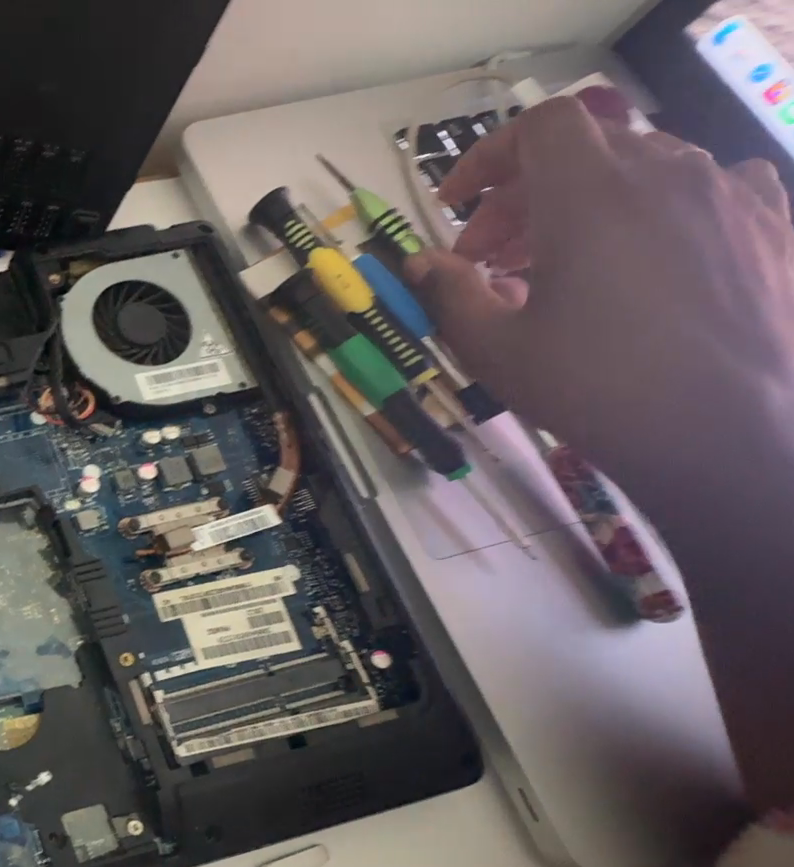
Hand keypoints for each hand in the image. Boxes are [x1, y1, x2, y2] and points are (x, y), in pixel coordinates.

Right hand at [404, 93, 793, 530]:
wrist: (723, 429)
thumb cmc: (589, 384)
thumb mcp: (490, 346)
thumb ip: (448, 291)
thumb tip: (419, 262)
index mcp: (591, 196)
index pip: (540, 126)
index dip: (488, 155)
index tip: (455, 204)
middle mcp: (668, 175)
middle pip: (583, 150)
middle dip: (520, 196)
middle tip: (486, 258)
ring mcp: (729, 195)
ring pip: (641, 168)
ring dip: (581, 204)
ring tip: (556, 267)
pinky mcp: (771, 224)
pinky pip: (704, 189)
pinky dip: (654, 210)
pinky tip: (642, 259)